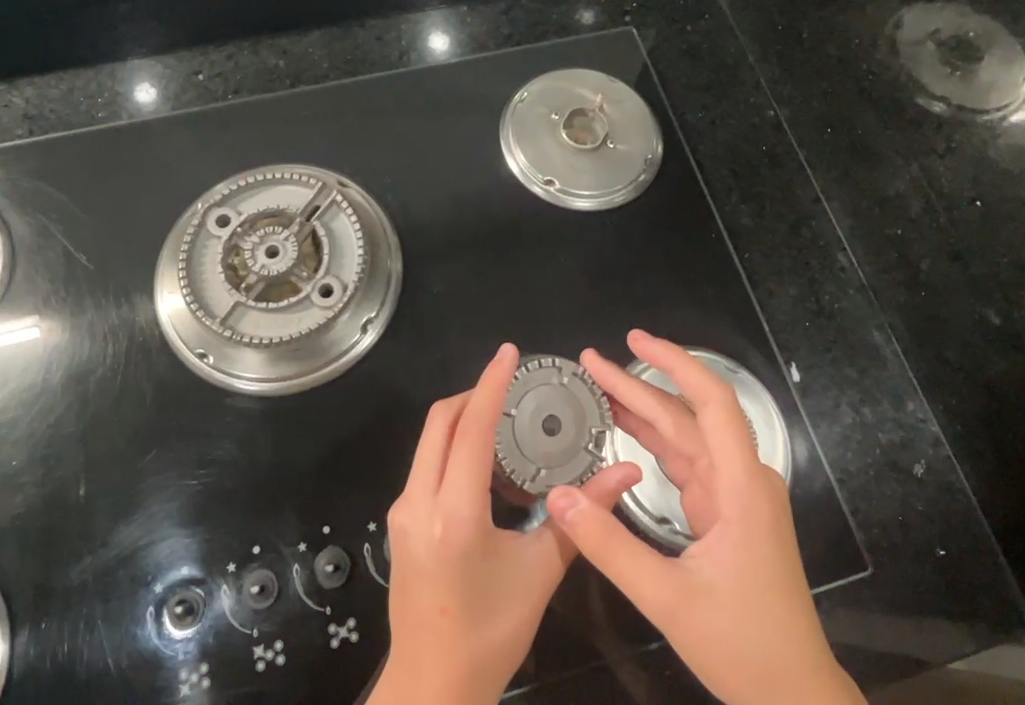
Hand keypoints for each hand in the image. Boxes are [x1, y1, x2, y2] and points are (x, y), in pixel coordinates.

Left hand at [368, 342, 640, 704]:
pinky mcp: (399, 524)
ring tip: (504, 423)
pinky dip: (451, 450)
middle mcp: (417, 502)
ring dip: (461, 422)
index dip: (490, 385)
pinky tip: (484, 466)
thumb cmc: (492, 632)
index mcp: (453, 512)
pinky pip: (424, 467)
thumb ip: (581, 517)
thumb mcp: (541, 573)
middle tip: (511, 386)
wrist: (433, 684)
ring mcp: (402, 512)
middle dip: (473, 395)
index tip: (508, 353)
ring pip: (427, 444)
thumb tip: (625, 473)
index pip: (469, 429)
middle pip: (439, 424)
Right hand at [547, 331, 865, 704]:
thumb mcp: (666, 597)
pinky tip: (625, 433)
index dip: (675, 363)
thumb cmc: (741, 644)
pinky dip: (654, 446)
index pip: (712, 403)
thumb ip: (608, 544)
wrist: (791, 692)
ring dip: (643, 413)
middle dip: (639, 385)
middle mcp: (742, 481)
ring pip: (686, 440)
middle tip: (589, 361)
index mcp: (740, 488)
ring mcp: (736, 498)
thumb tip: (559, 495)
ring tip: (597, 387)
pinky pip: (687, 467)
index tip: (634, 339)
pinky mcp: (727, 517)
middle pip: (688, 417)